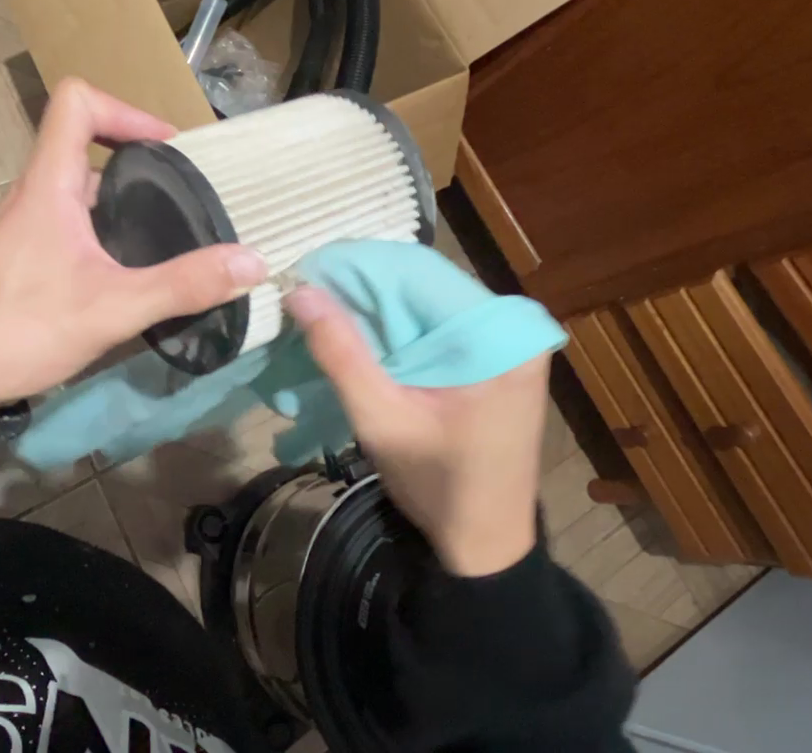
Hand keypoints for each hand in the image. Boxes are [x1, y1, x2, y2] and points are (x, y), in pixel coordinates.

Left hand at [0, 79, 267, 422]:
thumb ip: (183, 285)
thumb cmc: (24, 329)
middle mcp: (36, 192)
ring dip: (125, 192)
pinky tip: (134, 264)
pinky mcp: (28, 251)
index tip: (167, 147)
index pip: (76, 102)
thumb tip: (253, 261)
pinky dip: (108, 223)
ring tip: (172, 225)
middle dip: (139, 156)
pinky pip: (73, 215)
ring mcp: (29, 222)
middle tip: (187, 190)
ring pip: (80, 183)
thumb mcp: (113, 308)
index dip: (124, 109)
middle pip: (84, 140)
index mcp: (49, 184)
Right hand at [285, 286, 549, 577]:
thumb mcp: (381, 420)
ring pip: (424, 297)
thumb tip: (299, 291)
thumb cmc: (440, 485)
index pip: (418, 274)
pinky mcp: (494, 353)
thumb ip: (341, 354)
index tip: (305, 275)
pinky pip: (435, 320)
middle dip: (362, 286)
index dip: (357, 269)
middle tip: (306, 295)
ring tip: (322, 309)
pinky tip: (358, 332)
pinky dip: (395, 325)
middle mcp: (512, 326)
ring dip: (374, 304)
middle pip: (423, 281)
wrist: (486, 541)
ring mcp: (507, 338)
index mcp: (501, 337)